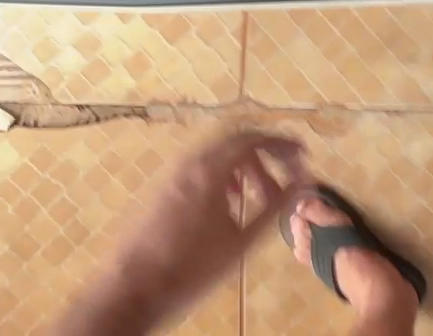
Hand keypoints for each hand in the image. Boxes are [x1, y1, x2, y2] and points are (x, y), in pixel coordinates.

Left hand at [58, 131, 307, 334]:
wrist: (126, 294)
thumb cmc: (189, 269)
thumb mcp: (241, 241)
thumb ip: (276, 206)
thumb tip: (305, 180)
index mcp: (211, 167)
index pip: (254, 138)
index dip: (282, 144)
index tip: (302, 156)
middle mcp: (190, 161)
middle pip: (235, 141)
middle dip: (264, 155)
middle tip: (283, 175)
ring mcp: (171, 175)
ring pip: (215, 156)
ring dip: (242, 168)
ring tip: (256, 196)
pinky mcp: (159, 190)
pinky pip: (198, 169)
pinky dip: (221, 177)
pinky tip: (226, 207)